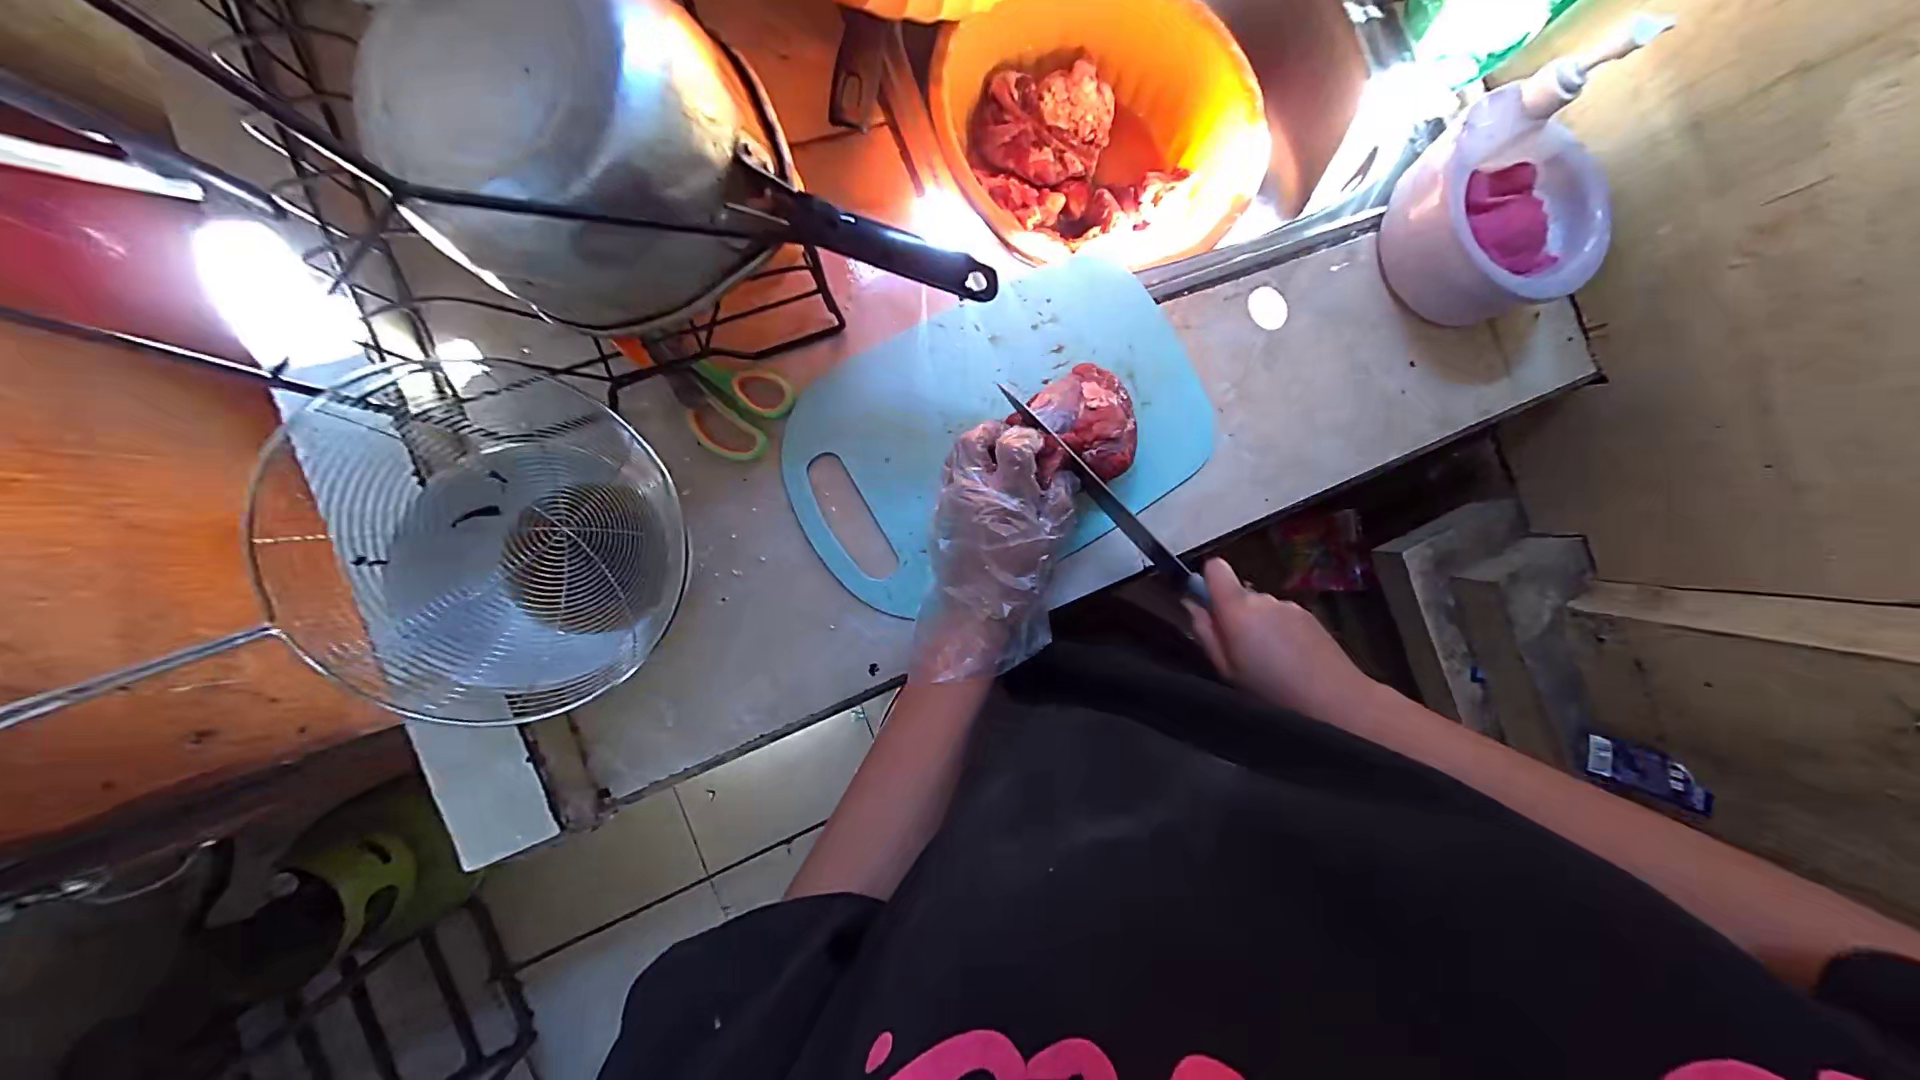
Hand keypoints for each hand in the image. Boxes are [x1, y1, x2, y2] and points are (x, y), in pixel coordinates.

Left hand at [912, 422, 1076, 680]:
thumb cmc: (1020, 572)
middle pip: (974, 437)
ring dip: (977, 446)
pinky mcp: (939, 509)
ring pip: (956, 452)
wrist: (976, 605)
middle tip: (1011, 440)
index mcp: (1007, 491)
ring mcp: (951, 496)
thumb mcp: (1054, 534)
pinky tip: (980, 481)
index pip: (1013, 442)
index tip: (1039, 444)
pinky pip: (948, 473)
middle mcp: (974, 487)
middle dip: (995, 431)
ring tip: (995, 458)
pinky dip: (964, 467)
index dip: (1029, 435)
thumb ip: (1061, 496)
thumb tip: (1063, 471)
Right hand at [1184, 557, 1377, 720]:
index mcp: (1237, 608)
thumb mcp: (1225, 669)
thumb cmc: (1271, 690)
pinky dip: (1280, 632)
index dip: (1207, 582)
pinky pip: (1282, 616)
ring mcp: (1289, 605)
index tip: (1207, 608)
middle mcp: (1263, 598)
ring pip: (1261, 607)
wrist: (1337, 701)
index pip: (1215, 568)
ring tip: (1268, 660)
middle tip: (1240, 651)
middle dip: (1234, 615)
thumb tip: (1192, 605)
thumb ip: (1205, 632)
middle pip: (1238, 593)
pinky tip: (1290, 660)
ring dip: (1258, 625)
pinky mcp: (1310, 616)